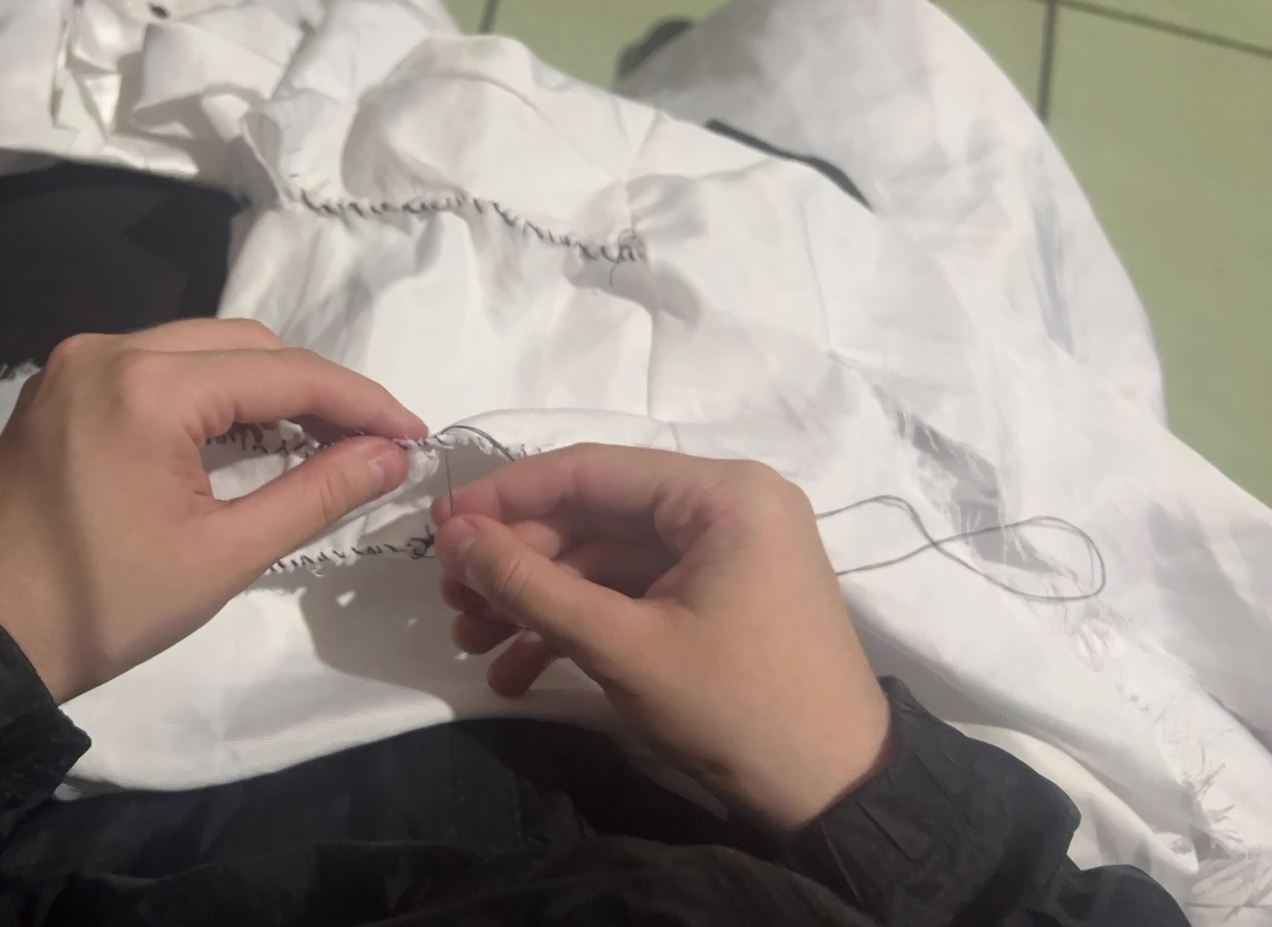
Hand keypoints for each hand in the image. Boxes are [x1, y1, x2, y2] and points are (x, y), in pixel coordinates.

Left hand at [0, 320, 425, 702]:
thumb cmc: (103, 608)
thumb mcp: (223, 556)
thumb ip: (317, 494)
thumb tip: (391, 454)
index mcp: (148, 386)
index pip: (285, 372)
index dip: (360, 400)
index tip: (411, 431)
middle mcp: (110, 348)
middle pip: (246, 344)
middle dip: (314, 388)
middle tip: (363, 442)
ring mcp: (78, 360)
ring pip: (203, 347)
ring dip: (264, 385)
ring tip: (312, 439)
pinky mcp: (62, 382)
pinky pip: (159, 365)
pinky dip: (212, 391)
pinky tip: (238, 433)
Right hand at [431, 445, 889, 832]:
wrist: (840, 810)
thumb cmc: (738, 711)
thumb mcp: (619, 645)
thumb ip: (527, 583)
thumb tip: (451, 535)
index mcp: (719, 495)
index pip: (587, 471)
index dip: (505, 495)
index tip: (441, 524)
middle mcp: (718, 507)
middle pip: (586, 517)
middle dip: (514, 562)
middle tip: (451, 597)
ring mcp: (712, 552)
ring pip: (594, 558)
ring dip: (531, 598)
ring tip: (469, 638)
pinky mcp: (702, 593)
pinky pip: (620, 592)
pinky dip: (569, 624)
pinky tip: (513, 668)